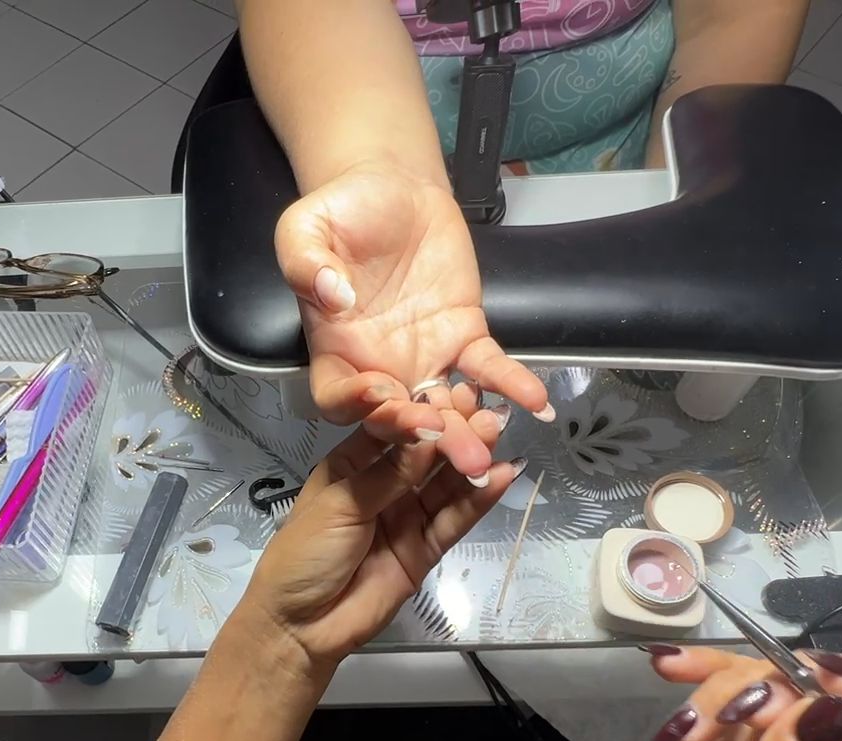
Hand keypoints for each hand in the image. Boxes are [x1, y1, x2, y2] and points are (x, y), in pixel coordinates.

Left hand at [237, 385, 516, 666]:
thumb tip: (430, 431)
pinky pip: (453, 520)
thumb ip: (388, 473)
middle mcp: (382, 485)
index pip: (392, 431)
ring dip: (471, 461)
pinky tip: (502, 477)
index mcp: (351, 465)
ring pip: (444, 485)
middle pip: (424, 455)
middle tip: (486, 410)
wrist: (301, 625)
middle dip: (453, 434)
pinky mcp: (424, 549)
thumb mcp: (340, 505)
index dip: (420, 414)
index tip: (450, 396)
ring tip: (499, 435)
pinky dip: (477, 501)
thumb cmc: (305, 554)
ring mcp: (405, 517)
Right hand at [274, 162, 550, 480]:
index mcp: (336, 351)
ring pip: (445, 408)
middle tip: (441, 438)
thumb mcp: (304, 228)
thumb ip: (305, 264)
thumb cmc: (343, 212)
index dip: (354, 404)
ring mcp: (425, 359)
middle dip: (418, 434)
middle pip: (395, 418)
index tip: (378, 393)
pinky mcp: (464, 338)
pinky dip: (512, 385)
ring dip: (464, 431)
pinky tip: (536, 402)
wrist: (392, 189)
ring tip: (486, 449)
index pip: (337, 396)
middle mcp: (380, 368)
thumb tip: (334, 296)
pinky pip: (488, 370)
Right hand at [632, 648, 841, 740]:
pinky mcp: (772, 733)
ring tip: (690, 730)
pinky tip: (672, 668)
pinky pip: (753, 680)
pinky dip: (710, 672)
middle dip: (803, 686)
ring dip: (738, 686)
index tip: (832, 684)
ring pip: (803, 678)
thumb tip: (830, 711)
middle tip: (741, 710)